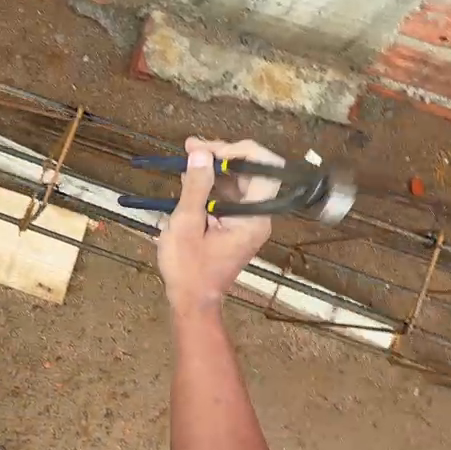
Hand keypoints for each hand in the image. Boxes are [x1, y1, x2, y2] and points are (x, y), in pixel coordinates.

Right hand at [156, 137, 282, 317]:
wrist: (192, 301)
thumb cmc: (188, 269)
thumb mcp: (186, 226)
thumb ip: (196, 187)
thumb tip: (201, 153)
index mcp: (254, 217)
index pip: (264, 168)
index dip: (237, 151)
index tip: (206, 151)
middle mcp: (258, 216)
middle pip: (253, 171)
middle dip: (223, 155)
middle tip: (192, 148)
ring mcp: (247, 221)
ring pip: (241, 182)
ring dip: (216, 168)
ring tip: (188, 157)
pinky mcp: (235, 226)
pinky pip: (230, 196)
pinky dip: (212, 184)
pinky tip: (191, 179)